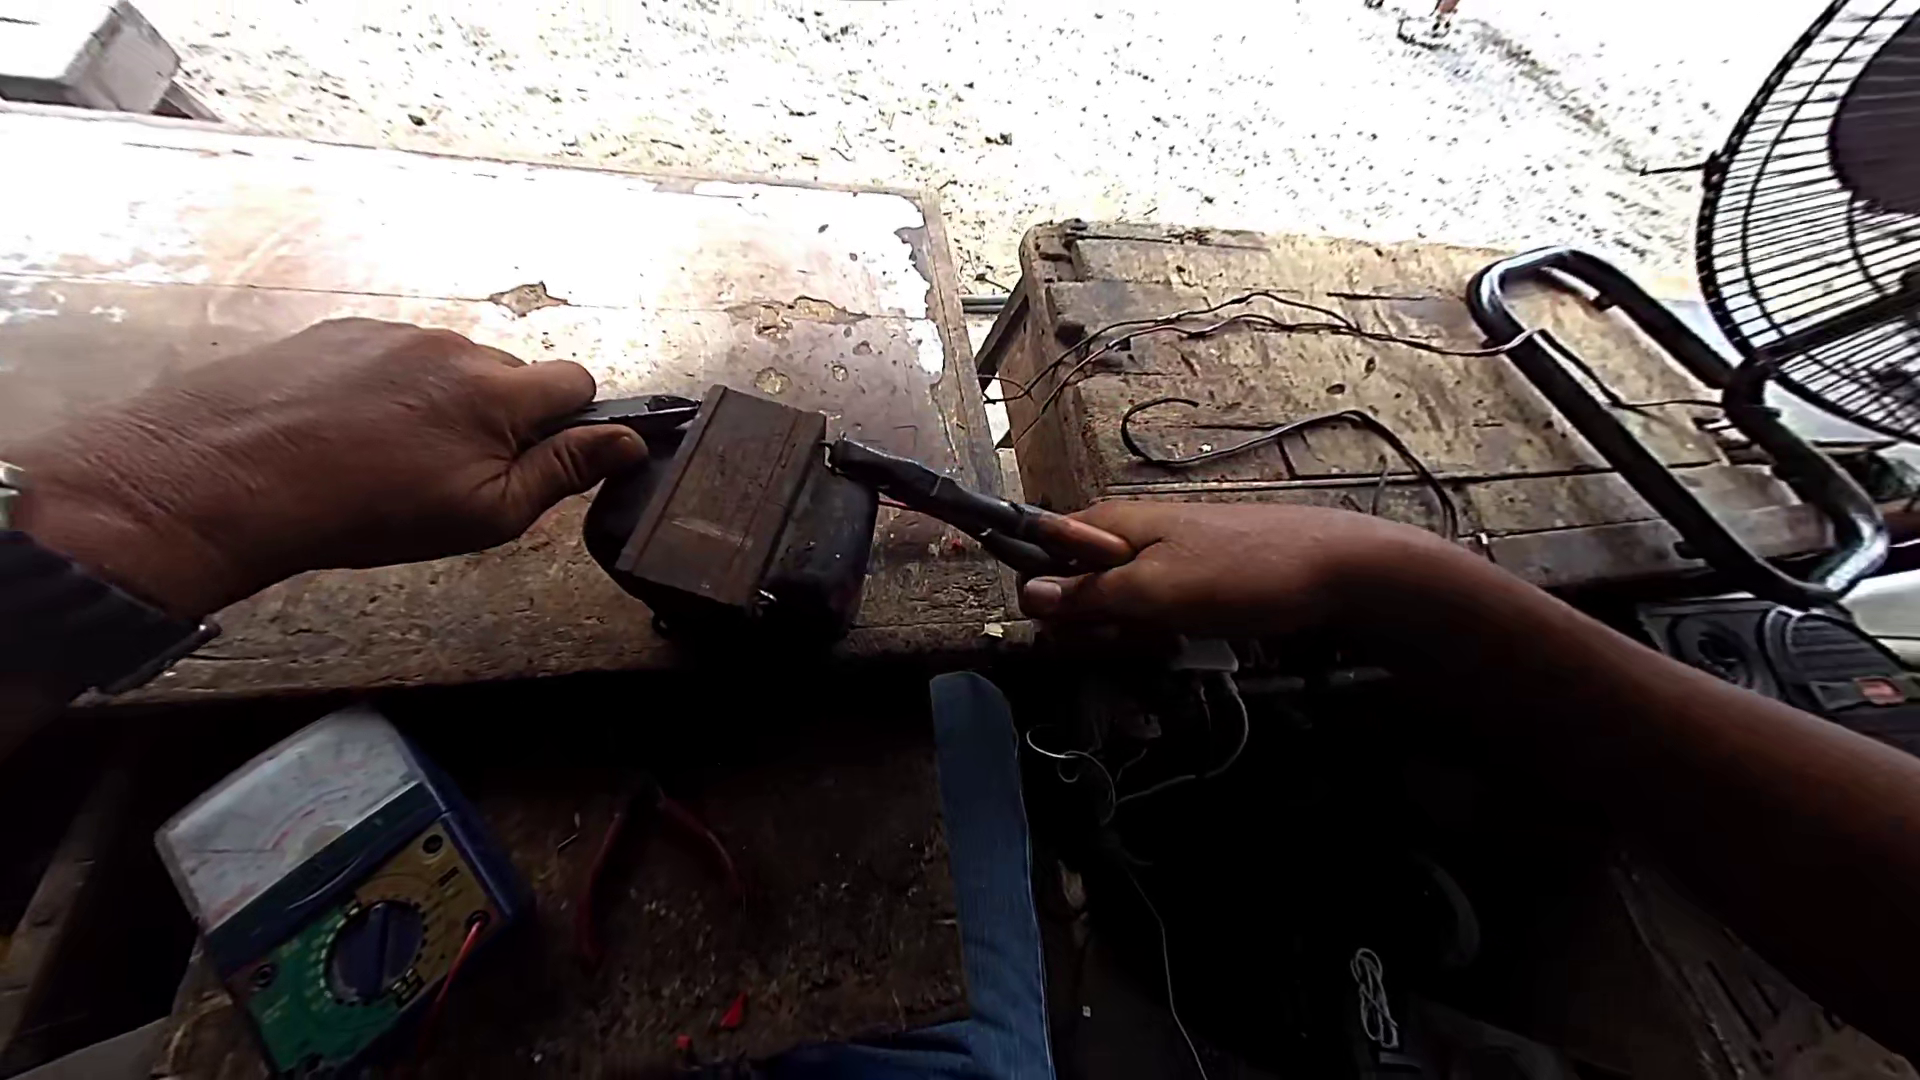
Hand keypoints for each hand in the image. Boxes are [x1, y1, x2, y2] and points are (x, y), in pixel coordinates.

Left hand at [5, 319, 645, 617]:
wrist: (213, 484)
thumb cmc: (372, 511)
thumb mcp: (493, 510)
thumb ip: (568, 469)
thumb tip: (630, 442)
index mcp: (498, 393)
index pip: (579, 380)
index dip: (576, 418)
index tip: (545, 451)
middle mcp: (454, 348)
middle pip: (520, 372)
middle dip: (514, 412)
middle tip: (470, 461)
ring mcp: (393, 332)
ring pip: (463, 364)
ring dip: (461, 398)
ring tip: (409, 445)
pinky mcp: (341, 330)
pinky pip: (407, 353)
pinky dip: (408, 384)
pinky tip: (368, 423)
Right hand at [1017, 500, 1462, 638]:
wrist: (1335, 569)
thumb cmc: (1238, 572)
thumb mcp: (1154, 590)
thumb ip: (1088, 593)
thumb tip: (1026, 594)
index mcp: (1107, 523)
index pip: (1040, 550)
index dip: (1043, 592)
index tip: (1066, 627)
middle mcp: (1124, 535)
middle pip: (1073, 582)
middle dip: (1088, 621)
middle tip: (1124, 638)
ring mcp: (1156, 556)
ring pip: (1109, 600)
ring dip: (1122, 630)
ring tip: (1160, 639)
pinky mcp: (1182, 576)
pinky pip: (1144, 606)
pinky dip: (1151, 629)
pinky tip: (1177, 639)